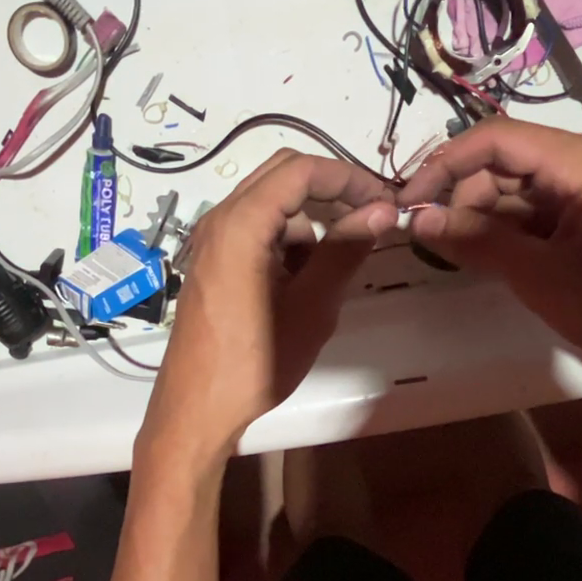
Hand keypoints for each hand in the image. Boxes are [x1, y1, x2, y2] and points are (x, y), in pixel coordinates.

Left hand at [138, 150, 394, 466]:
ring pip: (270, 206)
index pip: (301, 170)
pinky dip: (287, 242)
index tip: (384, 202)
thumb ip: (346, 249)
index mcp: (240, 224)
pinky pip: (255, 234)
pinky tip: (308, 279)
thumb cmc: (256, 362)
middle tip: (371, 216)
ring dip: (310, 220)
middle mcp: (219, 221)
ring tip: (342, 259)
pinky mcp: (213, 265)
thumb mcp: (312, 306)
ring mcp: (211, 243)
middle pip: (282, 177)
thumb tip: (383, 209)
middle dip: (330, 190)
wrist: (197, 410)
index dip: (349, 178)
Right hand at [396, 117, 581, 389]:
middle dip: (460, 197)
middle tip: (434, 244)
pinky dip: (499, 235)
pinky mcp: (578, 222)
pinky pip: (525, 216)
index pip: (494, 138)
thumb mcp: (542, 275)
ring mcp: (578, 194)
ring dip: (476, 219)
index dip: (444, 164)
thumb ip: (479, 241)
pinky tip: (485, 262)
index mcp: (577, 162)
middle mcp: (577, 166)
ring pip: (507, 191)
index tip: (407, 202)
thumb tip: (419, 219)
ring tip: (459, 258)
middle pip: (498, 163)